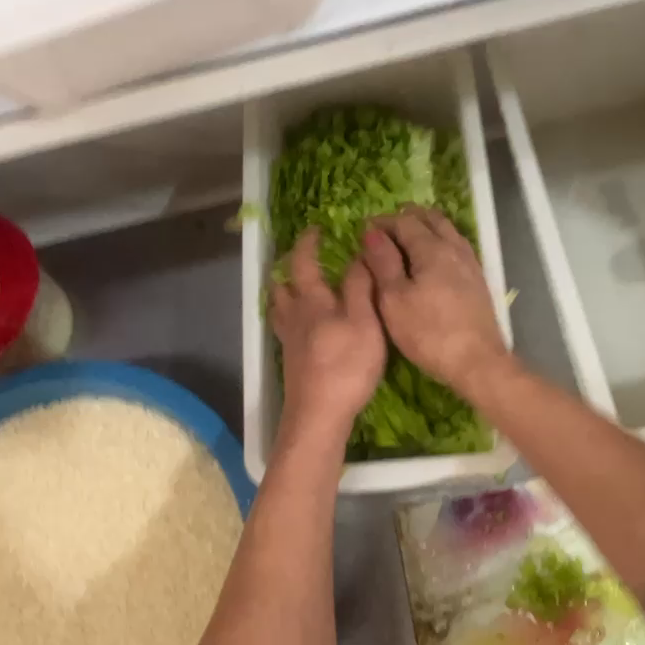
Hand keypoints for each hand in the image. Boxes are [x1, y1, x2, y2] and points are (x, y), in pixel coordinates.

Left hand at [271, 227, 385, 445]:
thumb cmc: (347, 365)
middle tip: (303, 259)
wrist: (319, 414)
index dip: (308, 243)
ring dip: (285, 293)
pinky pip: (284, 328)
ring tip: (297, 288)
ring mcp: (289, 341)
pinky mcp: (291, 362)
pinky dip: (289, 317)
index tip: (315, 229)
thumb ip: (360, 286)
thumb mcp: (365, 321)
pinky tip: (301, 325)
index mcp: (313, 301)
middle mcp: (295, 316)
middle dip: (290, 268)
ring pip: (280, 308)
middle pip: (283, 286)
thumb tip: (357, 253)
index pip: (303, 262)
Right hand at [361, 205, 511, 396]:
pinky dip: (441, 242)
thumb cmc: (428, 333)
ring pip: (448, 231)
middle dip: (408, 218)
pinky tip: (435, 258)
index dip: (383, 222)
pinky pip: (458, 248)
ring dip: (427, 227)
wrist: (477, 362)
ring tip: (409, 237)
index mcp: (431, 249)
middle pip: (432, 219)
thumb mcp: (394, 299)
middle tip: (387, 227)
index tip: (365, 229)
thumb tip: (372, 233)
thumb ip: (383, 263)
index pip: (404, 222)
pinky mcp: (478, 282)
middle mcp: (454, 249)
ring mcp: (470, 264)